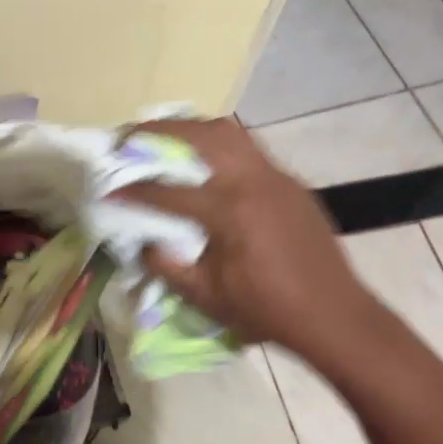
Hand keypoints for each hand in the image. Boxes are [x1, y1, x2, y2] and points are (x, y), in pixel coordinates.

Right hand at [111, 117, 379, 363]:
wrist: (333, 314)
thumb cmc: (267, 310)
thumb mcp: (206, 297)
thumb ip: (167, 265)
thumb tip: (144, 242)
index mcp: (227, 211)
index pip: (167, 190)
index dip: (133, 190)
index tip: (109, 188)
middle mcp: (250, 181)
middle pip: (198, 135)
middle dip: (158, 132)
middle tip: (130, 138)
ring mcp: (274, 176)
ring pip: (228, 131)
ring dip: (192, 128)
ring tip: (167, 139)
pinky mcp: (289, 182)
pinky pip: (249, 148)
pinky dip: (220, 145)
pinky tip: (208, 163)